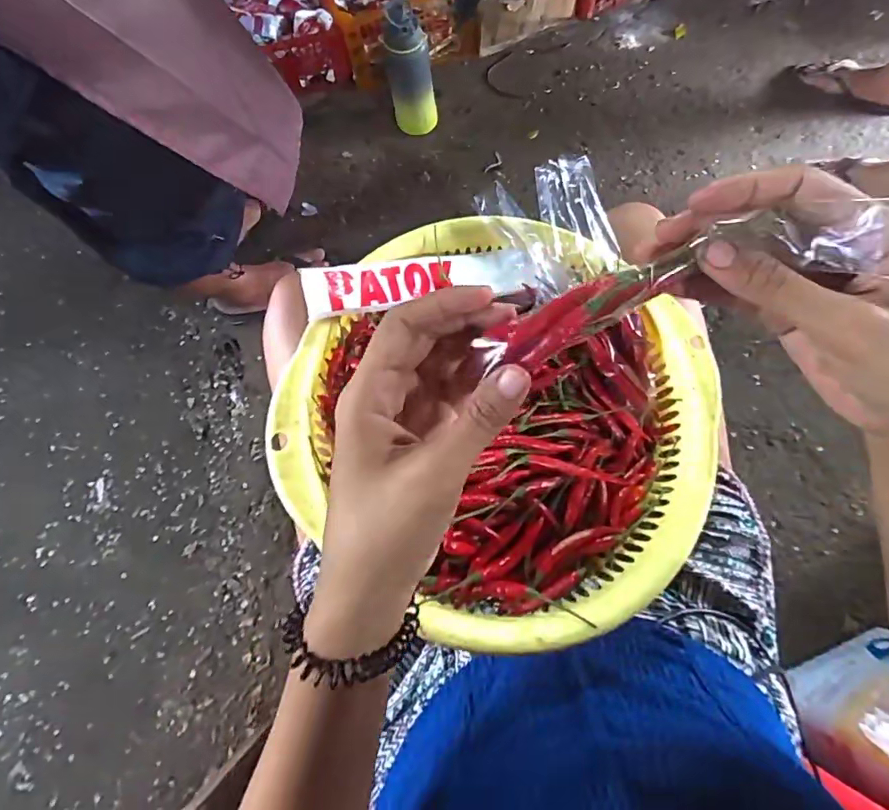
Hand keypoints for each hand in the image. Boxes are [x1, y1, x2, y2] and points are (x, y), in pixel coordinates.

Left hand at [308, 288, 530, 655]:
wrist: (367, 593)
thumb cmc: (388, 532)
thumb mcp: (436, 474)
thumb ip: (478, 419)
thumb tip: (521, 370)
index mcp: (368, 394)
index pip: (403, 327)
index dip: (444, 303)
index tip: (490, 296)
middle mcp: (381, 395)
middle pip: (421, 340)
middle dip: (463, 321)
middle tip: (514, 315)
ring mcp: (400, 415)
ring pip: (436, 364)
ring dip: (471, 348)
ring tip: (514, 337)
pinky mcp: (418, 435)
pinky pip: (446, 394)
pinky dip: (473, 381)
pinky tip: (500, 374)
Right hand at [654, 166, 888, 450]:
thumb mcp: (853, 327)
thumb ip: (780, 288)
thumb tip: (711, 251)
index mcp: (869, 230)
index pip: (803, 189)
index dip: (749, 189)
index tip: (700, 202)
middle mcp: (834, 245)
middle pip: (763, 219)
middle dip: (710, 224)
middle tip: (662, 237)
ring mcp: (809, 279)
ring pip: (746, 255)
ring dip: (701, 256)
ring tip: (655, 261)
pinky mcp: (790, 311)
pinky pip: (744, 290)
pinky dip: (711, 288)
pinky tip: (678, 286)